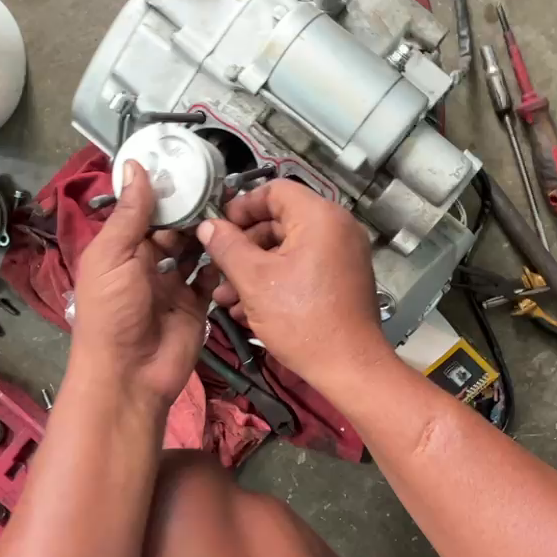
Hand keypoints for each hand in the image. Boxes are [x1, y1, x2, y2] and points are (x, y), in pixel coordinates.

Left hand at [70, 162, 217, 409]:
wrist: (130, 374)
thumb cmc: (112, 313)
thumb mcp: (112, 256)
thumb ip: (130, 213)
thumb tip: (137, 166)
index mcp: (120, 249)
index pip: (145, 211)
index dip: (165, 191)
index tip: (189, 166)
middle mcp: (147, 263)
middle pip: (174, 228)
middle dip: (192, 210)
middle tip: (220, 185)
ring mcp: (173, 284)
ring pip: (195, 249)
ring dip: (209, 232)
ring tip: (232, 208)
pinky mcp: (196, 304)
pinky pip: (211, 277)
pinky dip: (221, 262)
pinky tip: (234, 242)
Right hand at [193, 179, 391, 386]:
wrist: (349, 366)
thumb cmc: (302, 319)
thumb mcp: (254, 280)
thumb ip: (227, 247)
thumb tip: (208, 226)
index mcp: (320, 217)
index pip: (274, 190)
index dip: (242, 206)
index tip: (220, 228)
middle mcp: (337, 228)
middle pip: (280, 221)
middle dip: (244, 247)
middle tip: (218, 268)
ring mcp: (343, 254)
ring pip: (288, 249)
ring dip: (255, 269)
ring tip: (228, 297)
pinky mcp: (342, 279)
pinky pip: (304, 267)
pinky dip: (278, 281)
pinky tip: (250, 309)